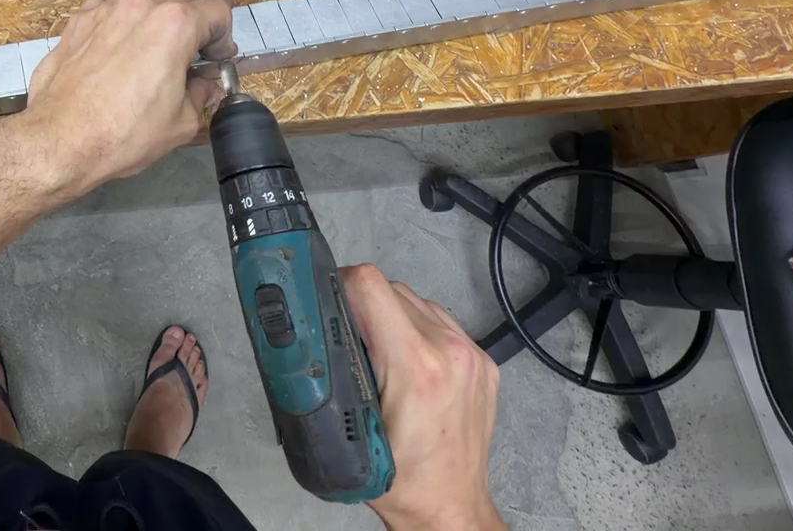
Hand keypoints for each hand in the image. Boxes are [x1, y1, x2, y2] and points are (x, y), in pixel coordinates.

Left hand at [14, 0, 234, 196]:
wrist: (60, 139)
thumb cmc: (122, 133)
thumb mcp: (180, 122)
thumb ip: (200, 94)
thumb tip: (204, 85)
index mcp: (174, 26)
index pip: (217, 10)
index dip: (225, 35)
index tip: (218, 57)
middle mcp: (140, 6)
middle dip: (201, 19)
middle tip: (201, 47)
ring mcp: (105, 9)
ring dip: (162, 7)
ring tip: (161, 36)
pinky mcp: (78, 20)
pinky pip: (109, 2)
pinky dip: (123, 14)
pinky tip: (122, 38)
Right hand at [343, 264, 506, 530]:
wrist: (451, 511)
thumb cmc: (401, 479)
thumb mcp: (349, 420)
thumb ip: (332, 366)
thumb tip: (309, 325)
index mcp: (416, 365)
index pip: (370, 285)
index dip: (340, 283)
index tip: (326, 300)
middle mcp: (450, 352)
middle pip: (389, 287)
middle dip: (359, 302)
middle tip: (344, 332)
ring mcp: (472, 355)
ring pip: (413, 298)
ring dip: (387, 311)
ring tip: (374, 346)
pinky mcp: (484, 360)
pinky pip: (437, 317)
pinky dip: (414, 324)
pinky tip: (403, 353)